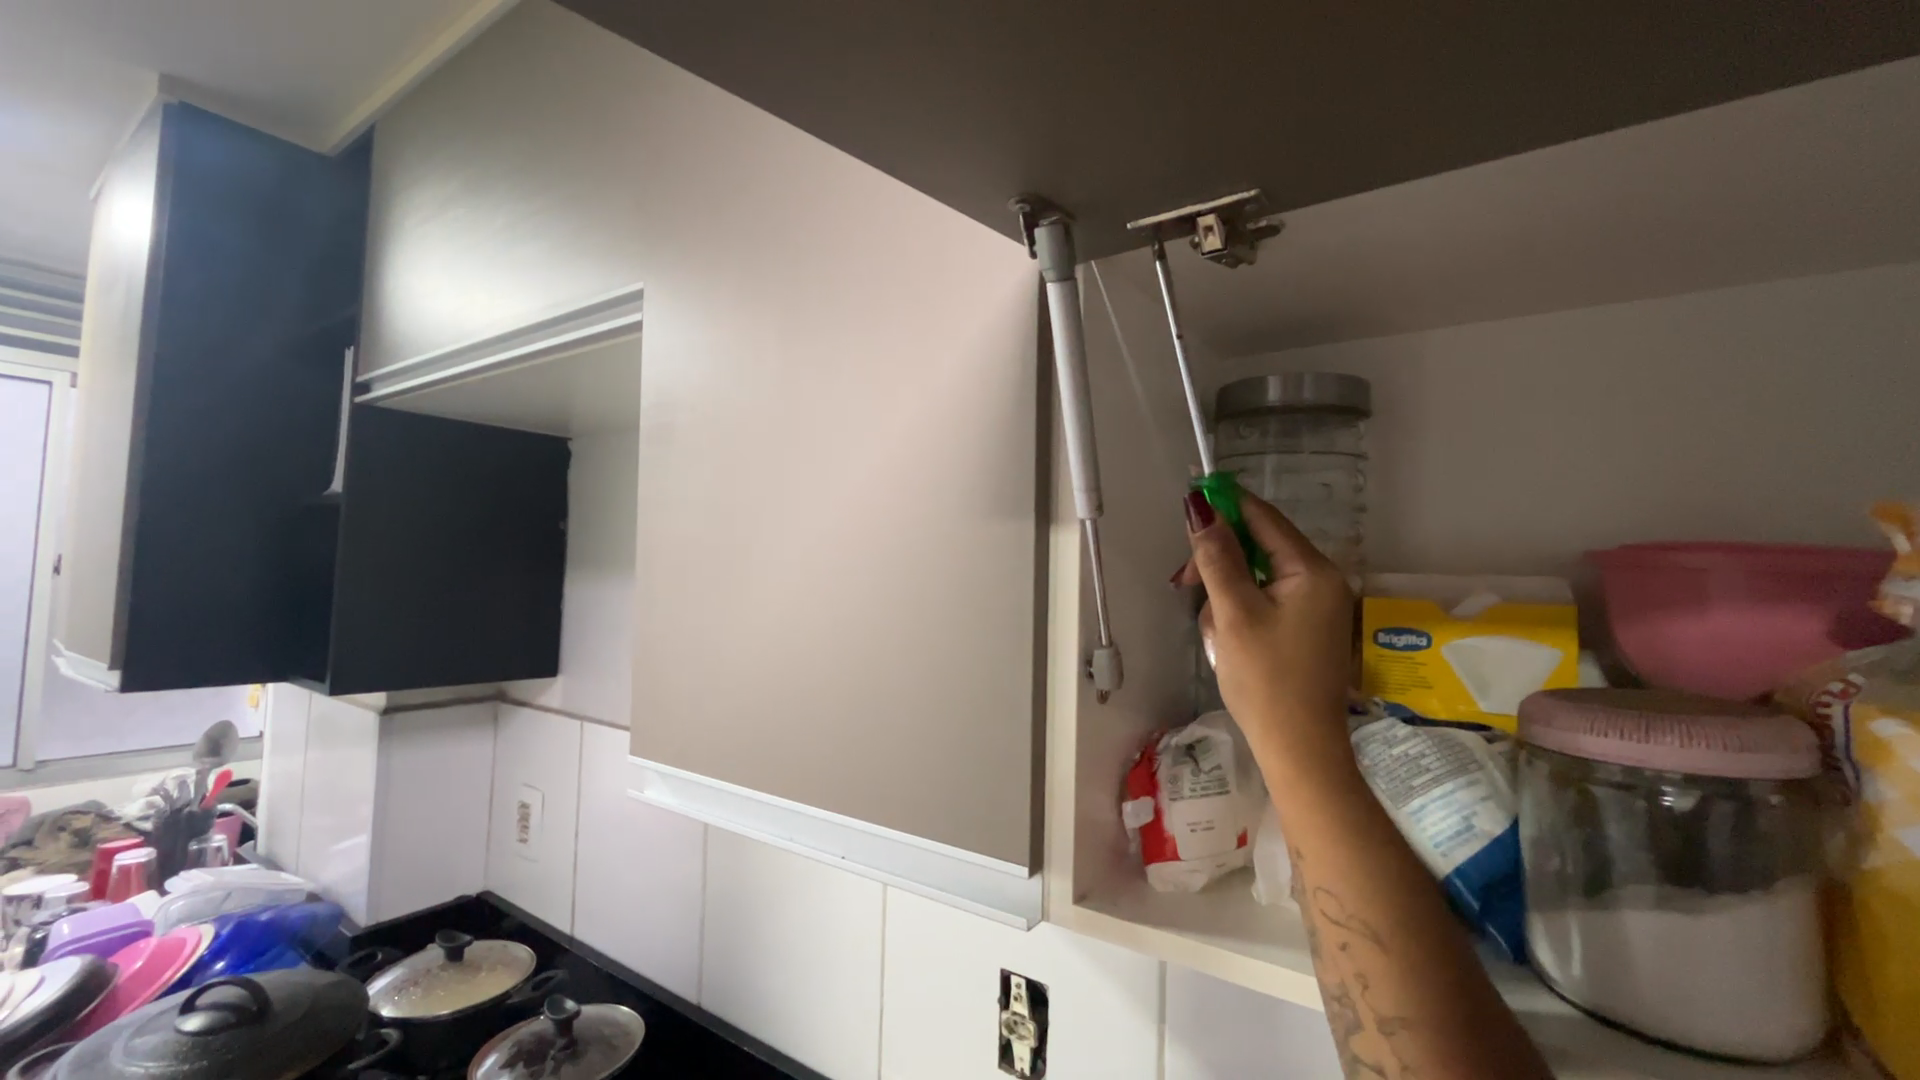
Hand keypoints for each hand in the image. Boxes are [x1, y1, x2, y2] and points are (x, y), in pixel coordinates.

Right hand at [1173, 490, 1354, 762]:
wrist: (1299, 750)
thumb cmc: (1266, 679)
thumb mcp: (1234, 613)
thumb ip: (1217, 557)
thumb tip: (1200, 507)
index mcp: (1312, 571)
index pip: (1264, 518)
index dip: (1226, 506)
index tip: (1188, 505)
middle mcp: (1322, 581)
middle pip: (1260, 548)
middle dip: (1220, 564)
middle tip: (1185, 586)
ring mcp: (1317, 608)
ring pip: (1257, 578)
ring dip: (1226, 595)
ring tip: (1215, 633)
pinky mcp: (1306, 630)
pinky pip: (1265, 603)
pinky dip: (1240, 614)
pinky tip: (1228, 642)